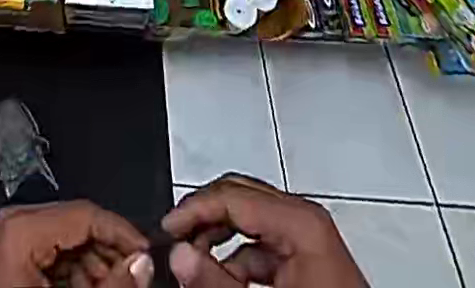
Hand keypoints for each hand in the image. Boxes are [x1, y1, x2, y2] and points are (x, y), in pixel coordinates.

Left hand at [0, 200, 153, 287]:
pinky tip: (89, 287)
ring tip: (111, 285)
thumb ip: (110, 285)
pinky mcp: (12, 251)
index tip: (143, 250)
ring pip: (70, 239)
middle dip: (108, 252)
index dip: (122, 233)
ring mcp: (11, 236)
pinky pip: (54, 250)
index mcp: (21, 228)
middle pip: (79, 225)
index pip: (86, 214)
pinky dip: (76, 270)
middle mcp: (14, 223)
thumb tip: (140, 264)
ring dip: (95, 264)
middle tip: (131, 273)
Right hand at [162, 174, 368, 287]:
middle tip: (175, 243)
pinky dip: (238, 262)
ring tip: (195, 267)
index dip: (194, 208)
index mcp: (299, 221)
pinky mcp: (306, 260)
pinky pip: (263, 248)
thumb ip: (218, 281)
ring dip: (219, 242)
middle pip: (241, 198)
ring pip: (249, 223)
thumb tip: (181, 254)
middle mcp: (304, 219)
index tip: (167, 229)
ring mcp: (307, 238)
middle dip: (205, 219)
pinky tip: (222, 282)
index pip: (233, 195)